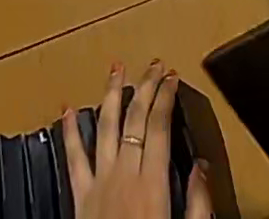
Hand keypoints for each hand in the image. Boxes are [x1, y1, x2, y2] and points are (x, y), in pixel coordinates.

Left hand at [61, 60, 211, 218]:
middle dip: (146, 87)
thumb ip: (197, 206)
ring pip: (104, 127)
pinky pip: (73, 158)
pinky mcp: (80, 198)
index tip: (173, 76)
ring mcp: (99, 183)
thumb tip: (202, 165)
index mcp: (152, 186)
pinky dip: (69, 131)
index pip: (160, 127)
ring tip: (115, 67)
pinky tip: (67, 109)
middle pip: (135, 119)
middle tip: (154, 63)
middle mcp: (124, 176)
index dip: (166, 97)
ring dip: (110, 94)